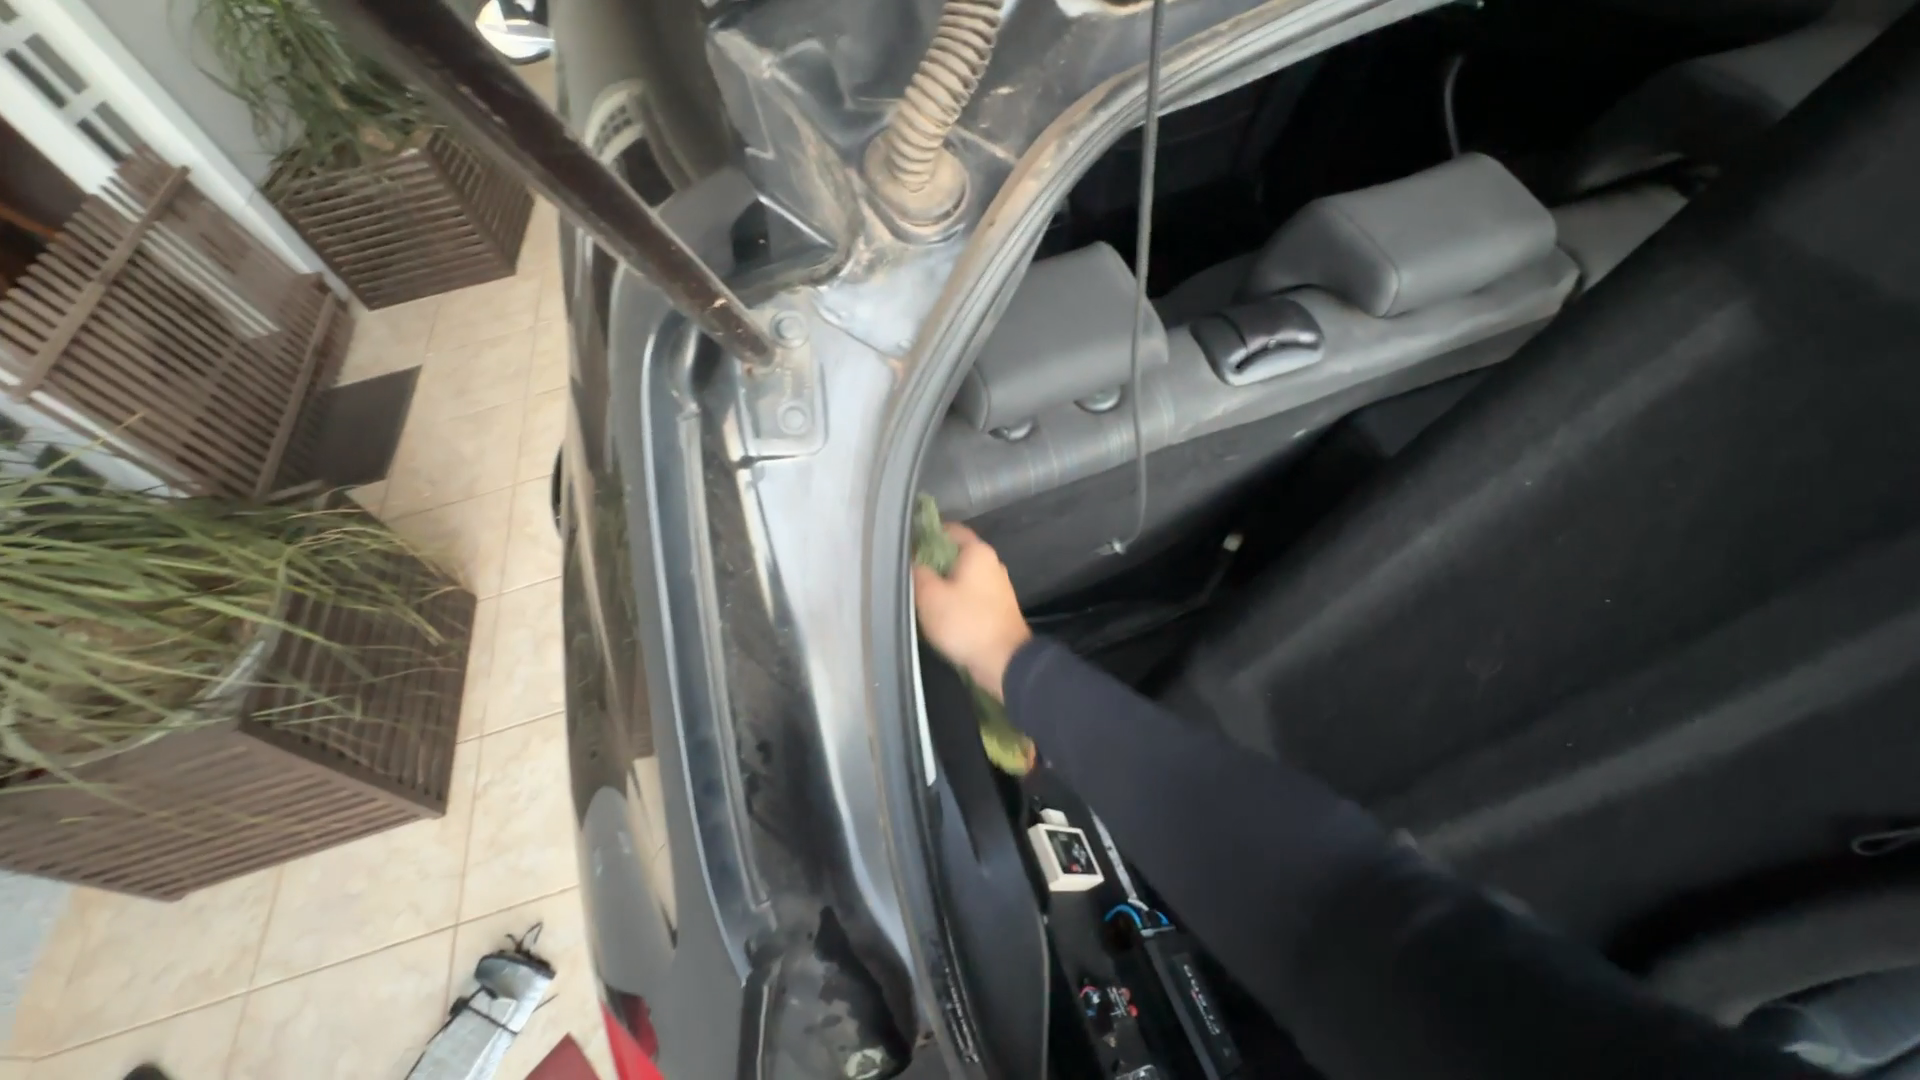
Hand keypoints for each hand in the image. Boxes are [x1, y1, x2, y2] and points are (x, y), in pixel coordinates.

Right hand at [912, 523, 1031, 701]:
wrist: (1005, 661)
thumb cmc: (965, 622)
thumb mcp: (930, 596)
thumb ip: (918, 573)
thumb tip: (914, 561)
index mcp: (978, 552)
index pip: (950, 529)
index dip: (927, 534)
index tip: (907, 546)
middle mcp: (992, 563)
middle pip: (956, 554)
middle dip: (933, 562)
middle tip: (909, 574)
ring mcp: (998, 586)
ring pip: (963, 576)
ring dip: (943, 583)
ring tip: (920, 595)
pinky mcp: (998, 607)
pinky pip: (971, 595)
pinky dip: (956, 599)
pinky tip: (940, 613)